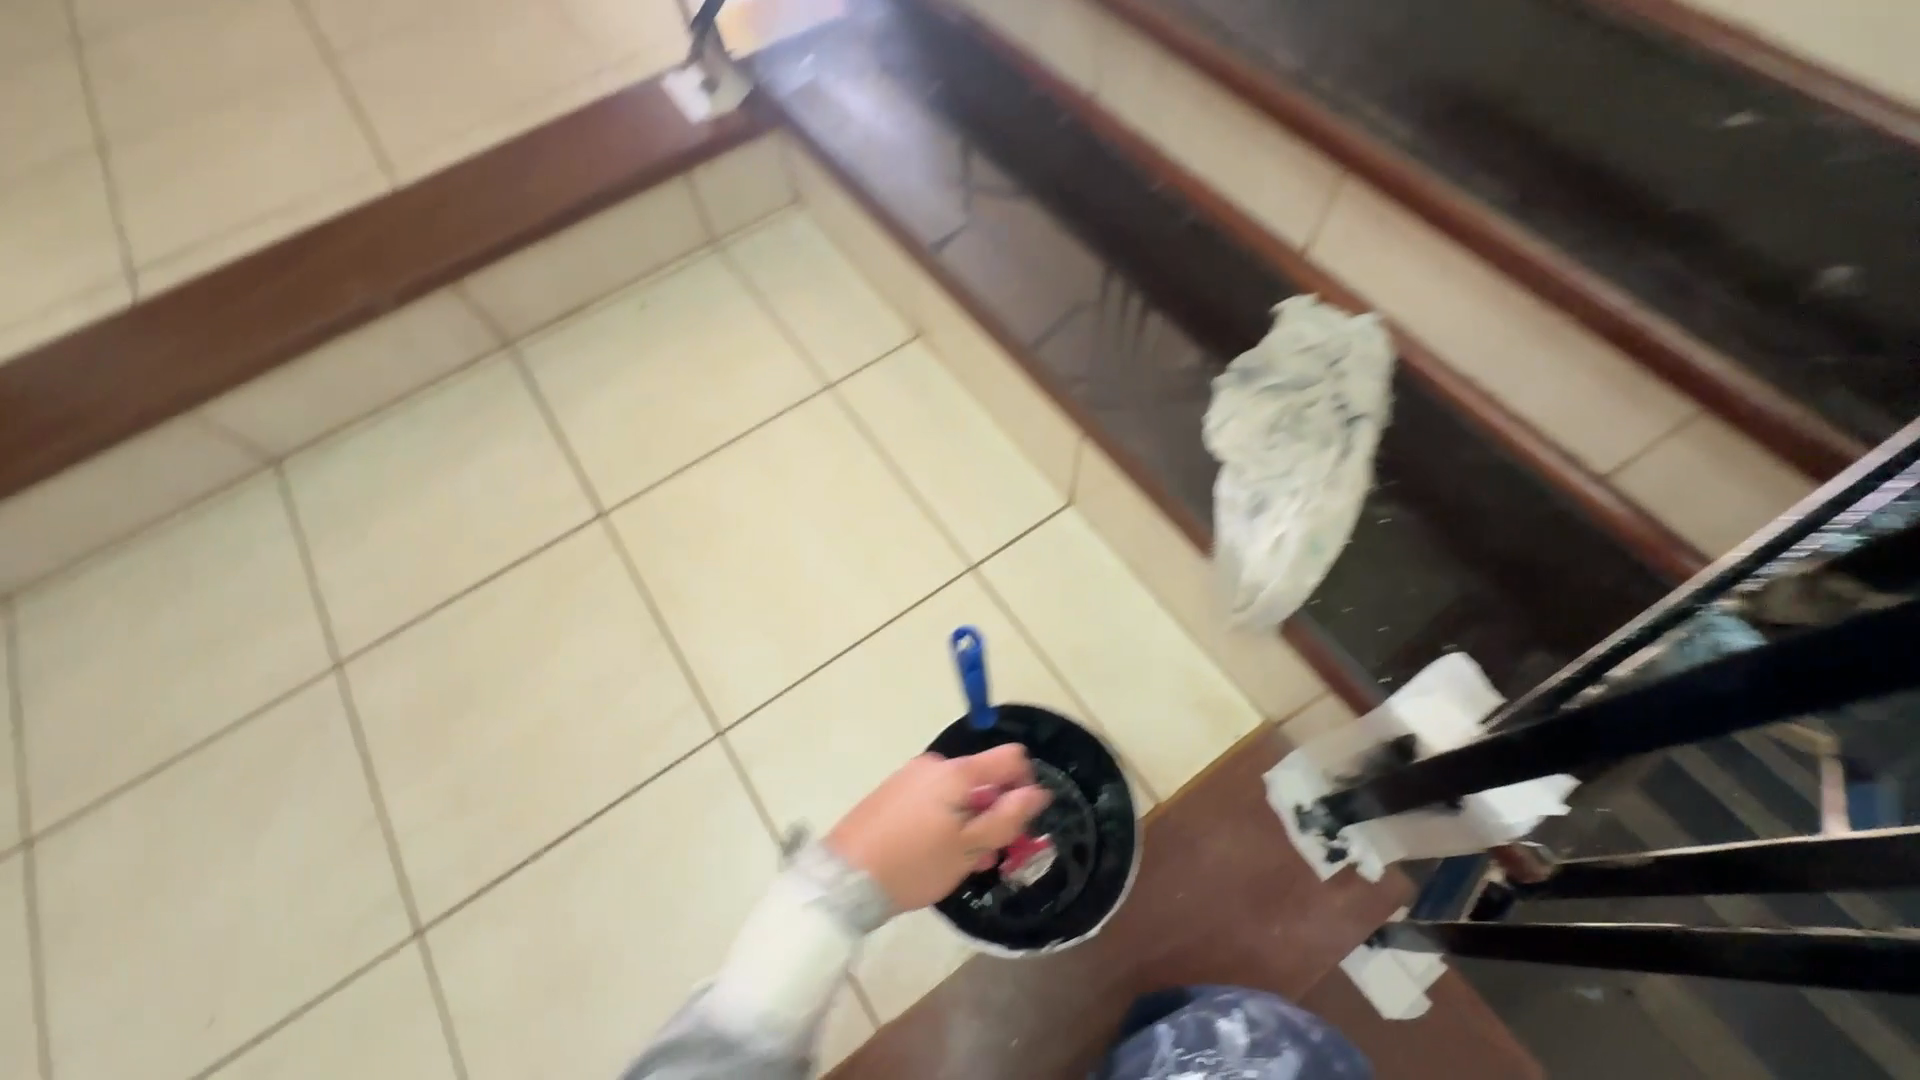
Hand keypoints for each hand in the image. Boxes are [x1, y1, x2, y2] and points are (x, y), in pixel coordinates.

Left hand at [825, 745, 1052, 911]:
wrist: (844, 878)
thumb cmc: (914, 864)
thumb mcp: (970, 848)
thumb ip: (1008, 817)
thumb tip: (1038, 791)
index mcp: (957, 772)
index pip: (1011, 758)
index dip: (1024, 787)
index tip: (1017, 824)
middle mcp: (935, 764)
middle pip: (984, 779)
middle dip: (993, 814)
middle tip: (986, 856)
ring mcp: (911, 776)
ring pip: (959, 794)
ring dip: (969, 822)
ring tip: (959, 862)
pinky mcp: (893, 792)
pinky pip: (934, 800)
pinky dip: (945, 821)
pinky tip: (935, 854)